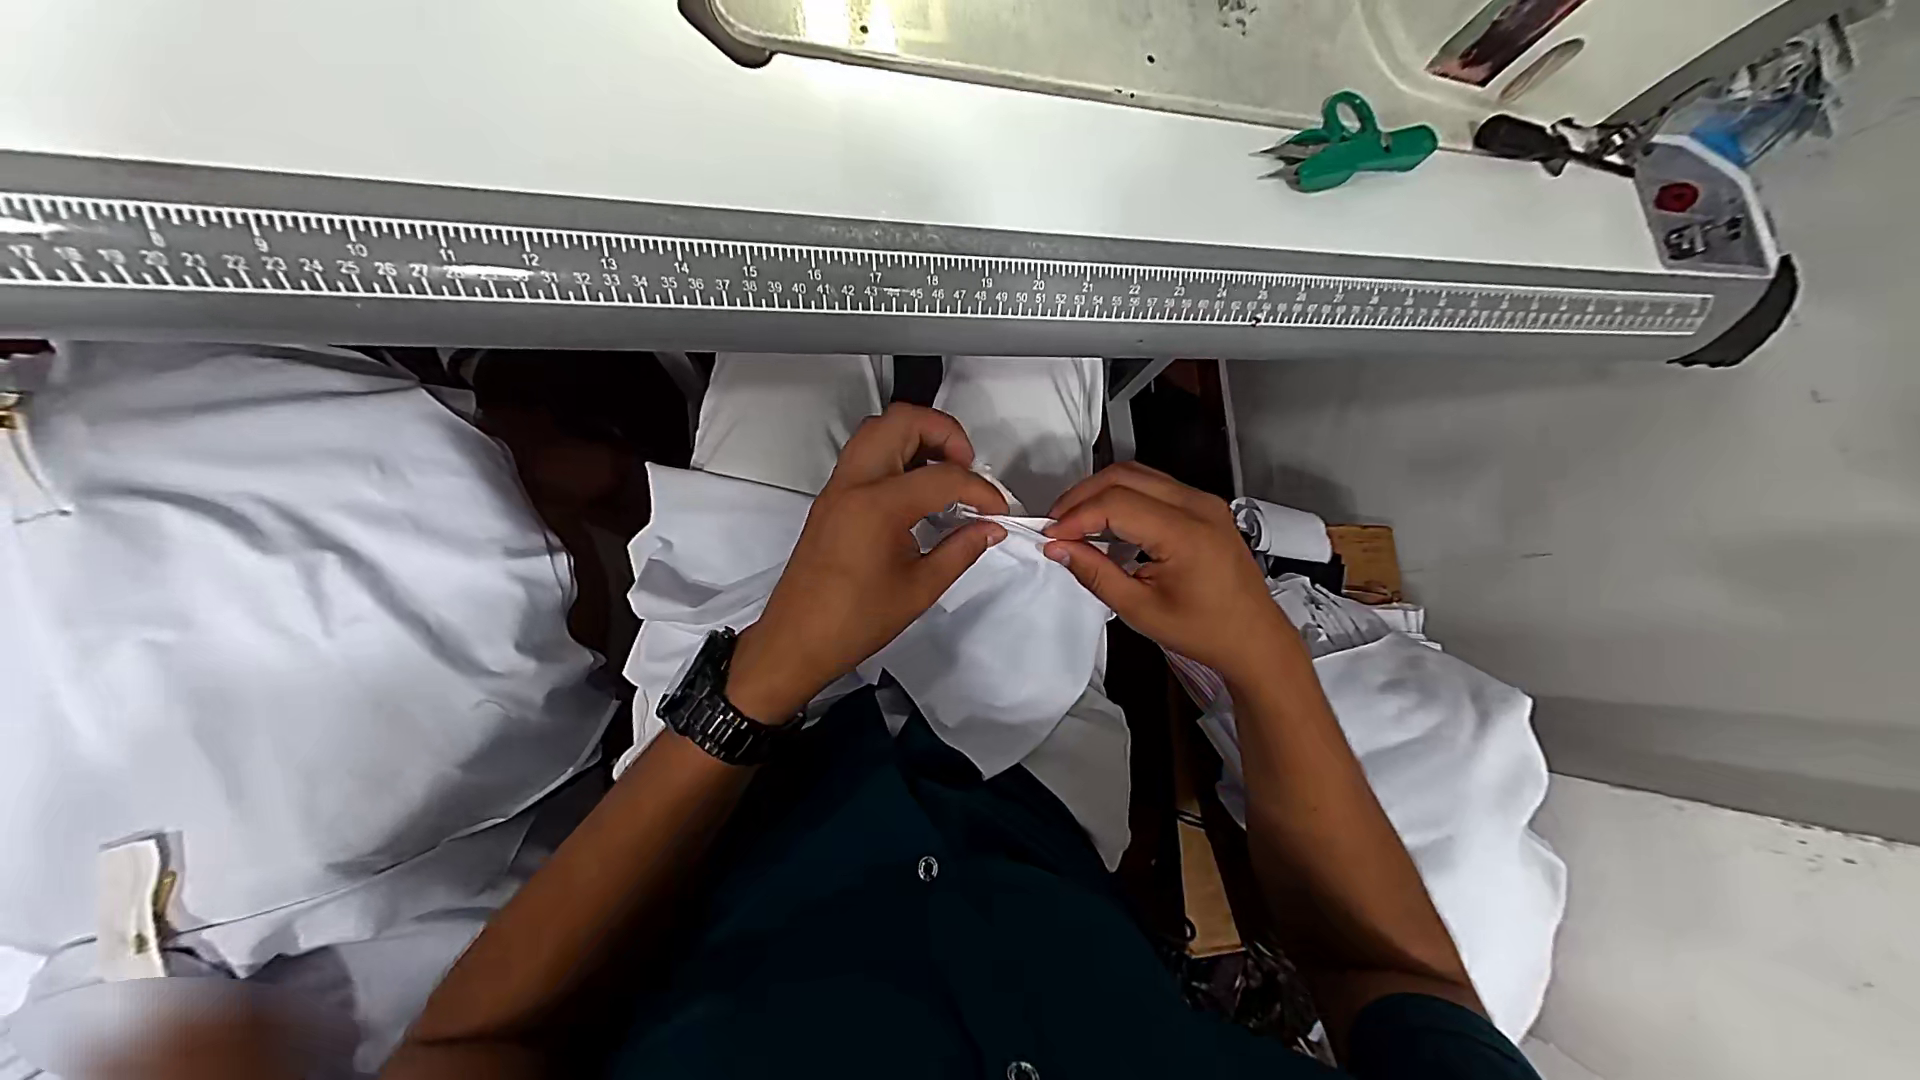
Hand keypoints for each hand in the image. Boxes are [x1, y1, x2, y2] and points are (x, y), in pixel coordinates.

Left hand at [726, 404, 1010, 723]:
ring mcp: (838, 487)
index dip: (981, 490)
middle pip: (903, 420)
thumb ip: (961, 549)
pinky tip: (917, 488)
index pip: (943, 476)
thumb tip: (990, 528)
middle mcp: (853, 483)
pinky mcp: (831, 497)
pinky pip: (865, 453)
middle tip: (967, 467)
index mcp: (877, 506)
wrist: (796, 641)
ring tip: (944, 472)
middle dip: (946, 433)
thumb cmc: (854, 621)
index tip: (997, 510)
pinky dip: (896, 454)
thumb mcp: (920, 588)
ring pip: (880, 429)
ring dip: (917, 437)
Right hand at [1042, 462, 1295, 682]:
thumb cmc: (1206, 630)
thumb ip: (1095, 573)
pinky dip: (1121, 496)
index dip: (1075, 516)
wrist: (1254, 638)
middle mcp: (1198, 507)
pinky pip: (1153, 485)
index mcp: (1186, 533)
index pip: (1116, 504)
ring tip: (1074, 523)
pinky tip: (1105, 523)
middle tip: (1056, 525)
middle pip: (1123, 476)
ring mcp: (1203, 502)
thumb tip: (1059, 549)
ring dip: (1099, 492)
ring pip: (1136, 474)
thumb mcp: (1140, 609)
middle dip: (1081, 497)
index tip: (1051, 536)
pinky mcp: (1202, 506)